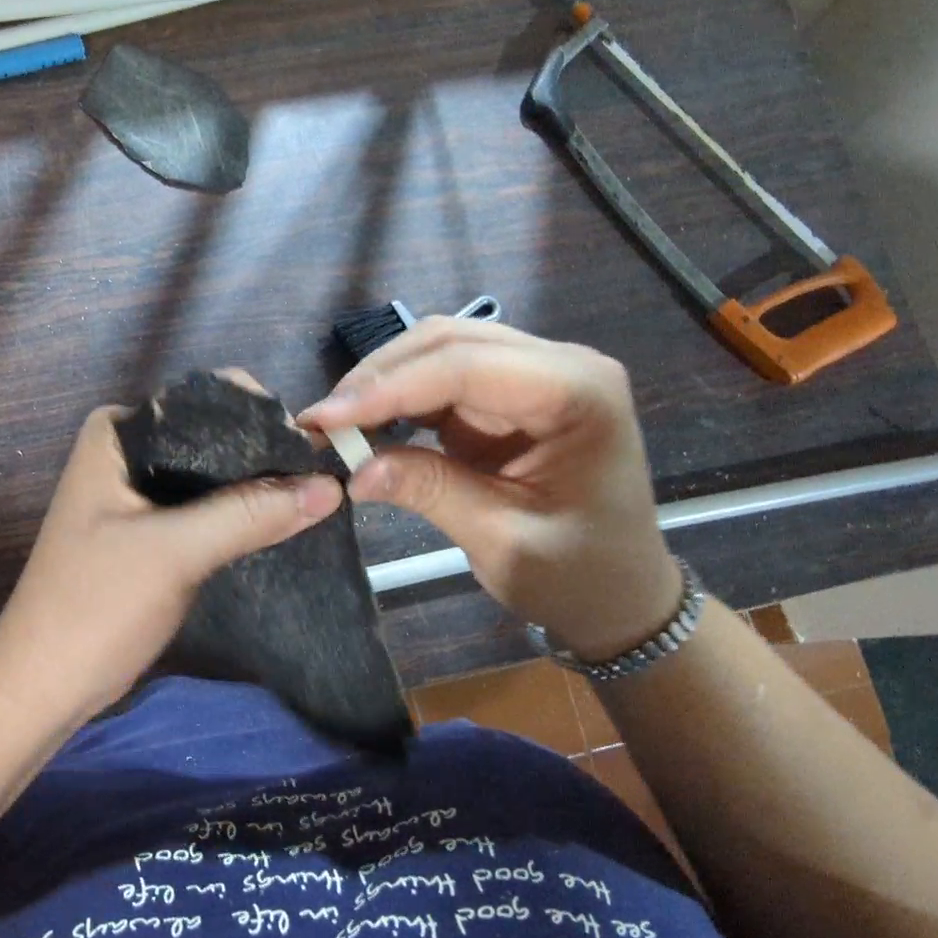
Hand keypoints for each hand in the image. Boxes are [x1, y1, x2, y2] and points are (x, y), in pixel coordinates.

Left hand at [0, 406, 342, 714]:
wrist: (45, 681)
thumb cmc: (96, 606)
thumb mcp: (175, 552)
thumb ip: (249, 513)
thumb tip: (330, 486)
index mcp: (116, 434)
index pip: (201, 401)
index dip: (259, 416)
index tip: (314, 447)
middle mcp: (126, 453)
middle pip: (212, 437)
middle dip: (263, 457)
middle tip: (325, 478)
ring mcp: (136, 495)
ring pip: (212, 478)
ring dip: (256, 490)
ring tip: (317, 498)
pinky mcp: (150, 534)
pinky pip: (205, 511)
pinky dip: (239, 517)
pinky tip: (284, 524)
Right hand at [300, 317, 679, 660]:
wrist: (619, 595)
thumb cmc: (577, 576)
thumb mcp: (502, 541)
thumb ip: (431, 492)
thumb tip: (353, 470)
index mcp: (578, 393)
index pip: (466, 367)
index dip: (388, 388)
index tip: (322, 420)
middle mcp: (559, 366)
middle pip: (449, 341)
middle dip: (377, 377)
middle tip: (318, 423)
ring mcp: (531, 378)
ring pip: (438, 351)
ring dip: (380, 383)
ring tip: (331, 424)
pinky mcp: (504, 399)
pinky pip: (438, 380)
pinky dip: (394, 399)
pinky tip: (361, 424)